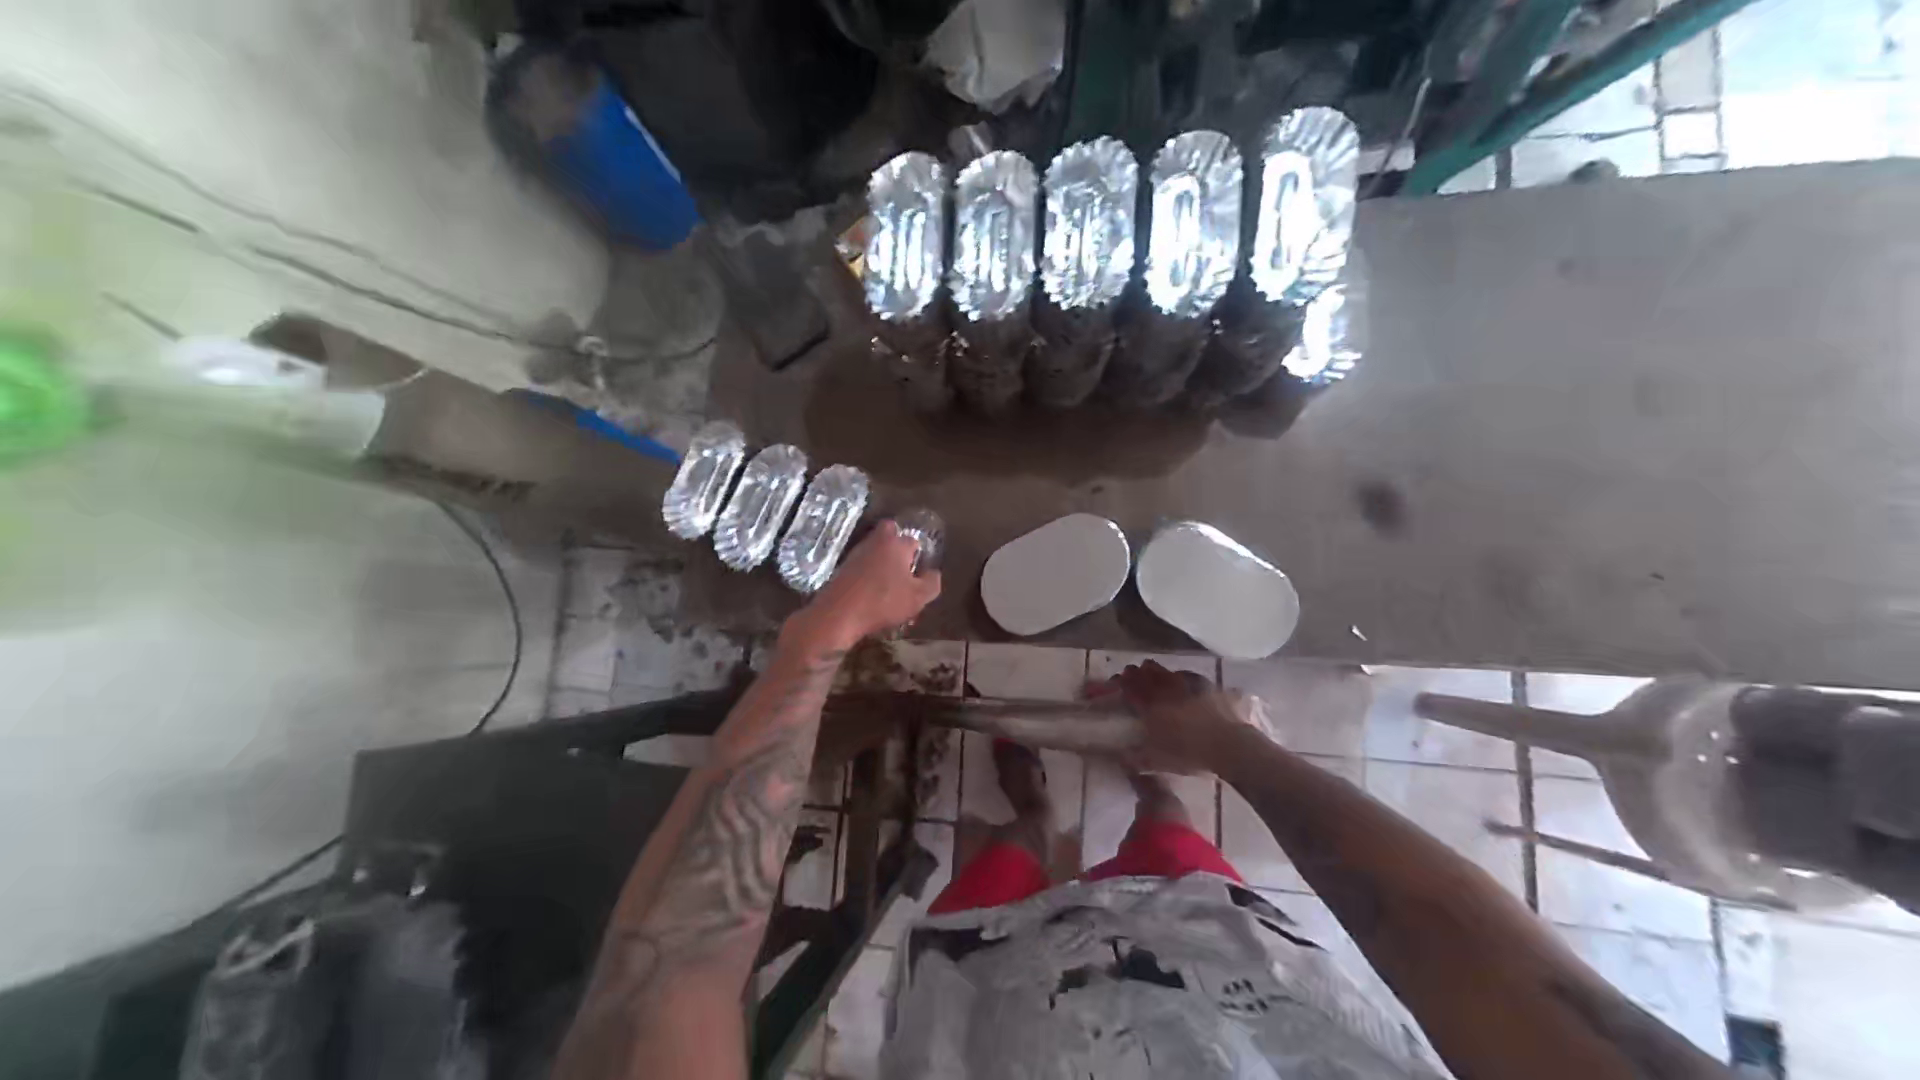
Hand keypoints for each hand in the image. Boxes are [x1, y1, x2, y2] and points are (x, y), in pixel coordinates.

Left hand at [788, 521, 941, 647]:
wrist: (838, 614)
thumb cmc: (883, 602)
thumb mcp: (918, 598)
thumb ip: (932, 583)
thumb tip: (934, 573)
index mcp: (897, 544)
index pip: (913, 541)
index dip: (919, 556)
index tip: (920, 573)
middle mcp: (876, 542)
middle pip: (889, 533)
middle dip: (897, 545)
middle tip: (903, 567)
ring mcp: (856, 553)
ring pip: (874, 549)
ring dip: (882, 560)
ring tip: (889, 585)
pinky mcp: (843, 567)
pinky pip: (862, 564)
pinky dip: (868, 573)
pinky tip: (872, 593)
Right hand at [1090, 660, 1263, 773]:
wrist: (1229, 745)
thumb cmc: (1189, 754)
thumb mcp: (1158, 761)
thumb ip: (1136, 758)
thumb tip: (1120, 757)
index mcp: (1151, 706)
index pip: (1131, 688)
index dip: (1123, 682)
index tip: (1117, 680)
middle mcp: (1167, 691)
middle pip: (1148, 674)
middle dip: (1138, 672)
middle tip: (1132, 671)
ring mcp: (1189, 685)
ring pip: (1168, 672)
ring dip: (1158, 670)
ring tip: (1152, 669)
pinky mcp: (1209, 686)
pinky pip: (1190, 676)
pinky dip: (1182, 675)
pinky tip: (1181, 676)